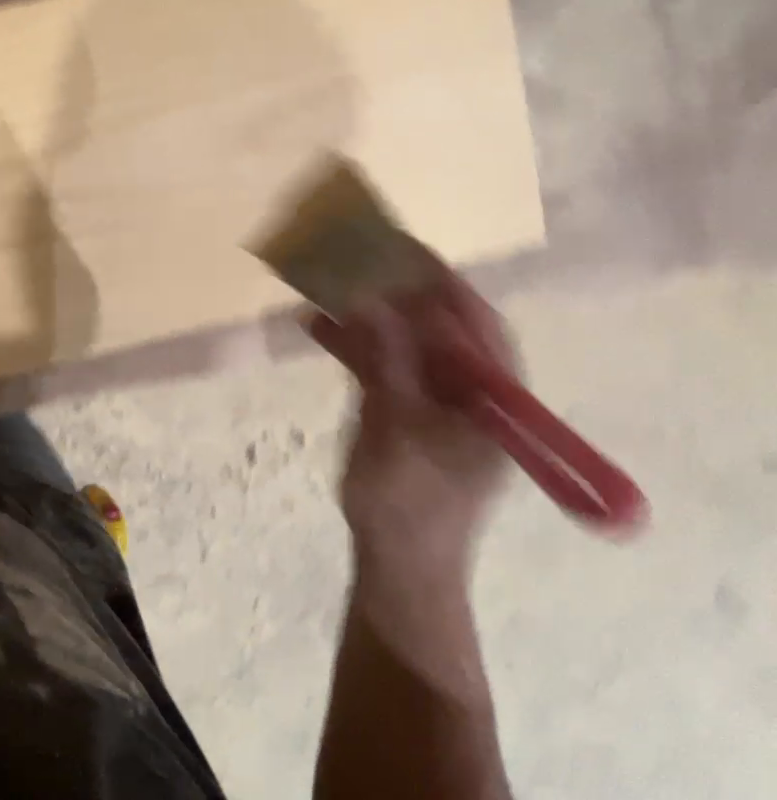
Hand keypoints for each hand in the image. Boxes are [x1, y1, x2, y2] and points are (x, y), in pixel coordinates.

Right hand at [308, 271, 514, 575]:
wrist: (400, 561)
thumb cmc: (407, 501)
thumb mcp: (395, 428)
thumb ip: (387, 362)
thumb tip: (373, 301)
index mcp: (492, 396)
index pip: (474, 323)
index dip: (440, 282)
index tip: (402, 248)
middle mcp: (472, 392)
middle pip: (437, 328)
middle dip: (394, 292)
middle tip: (352, 259)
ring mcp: (438, 404)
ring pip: (404, 344)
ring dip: (366, 316)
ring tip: (323, 286)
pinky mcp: (406, 415)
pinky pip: (382, 367)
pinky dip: (353, 347)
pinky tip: (315, 327)